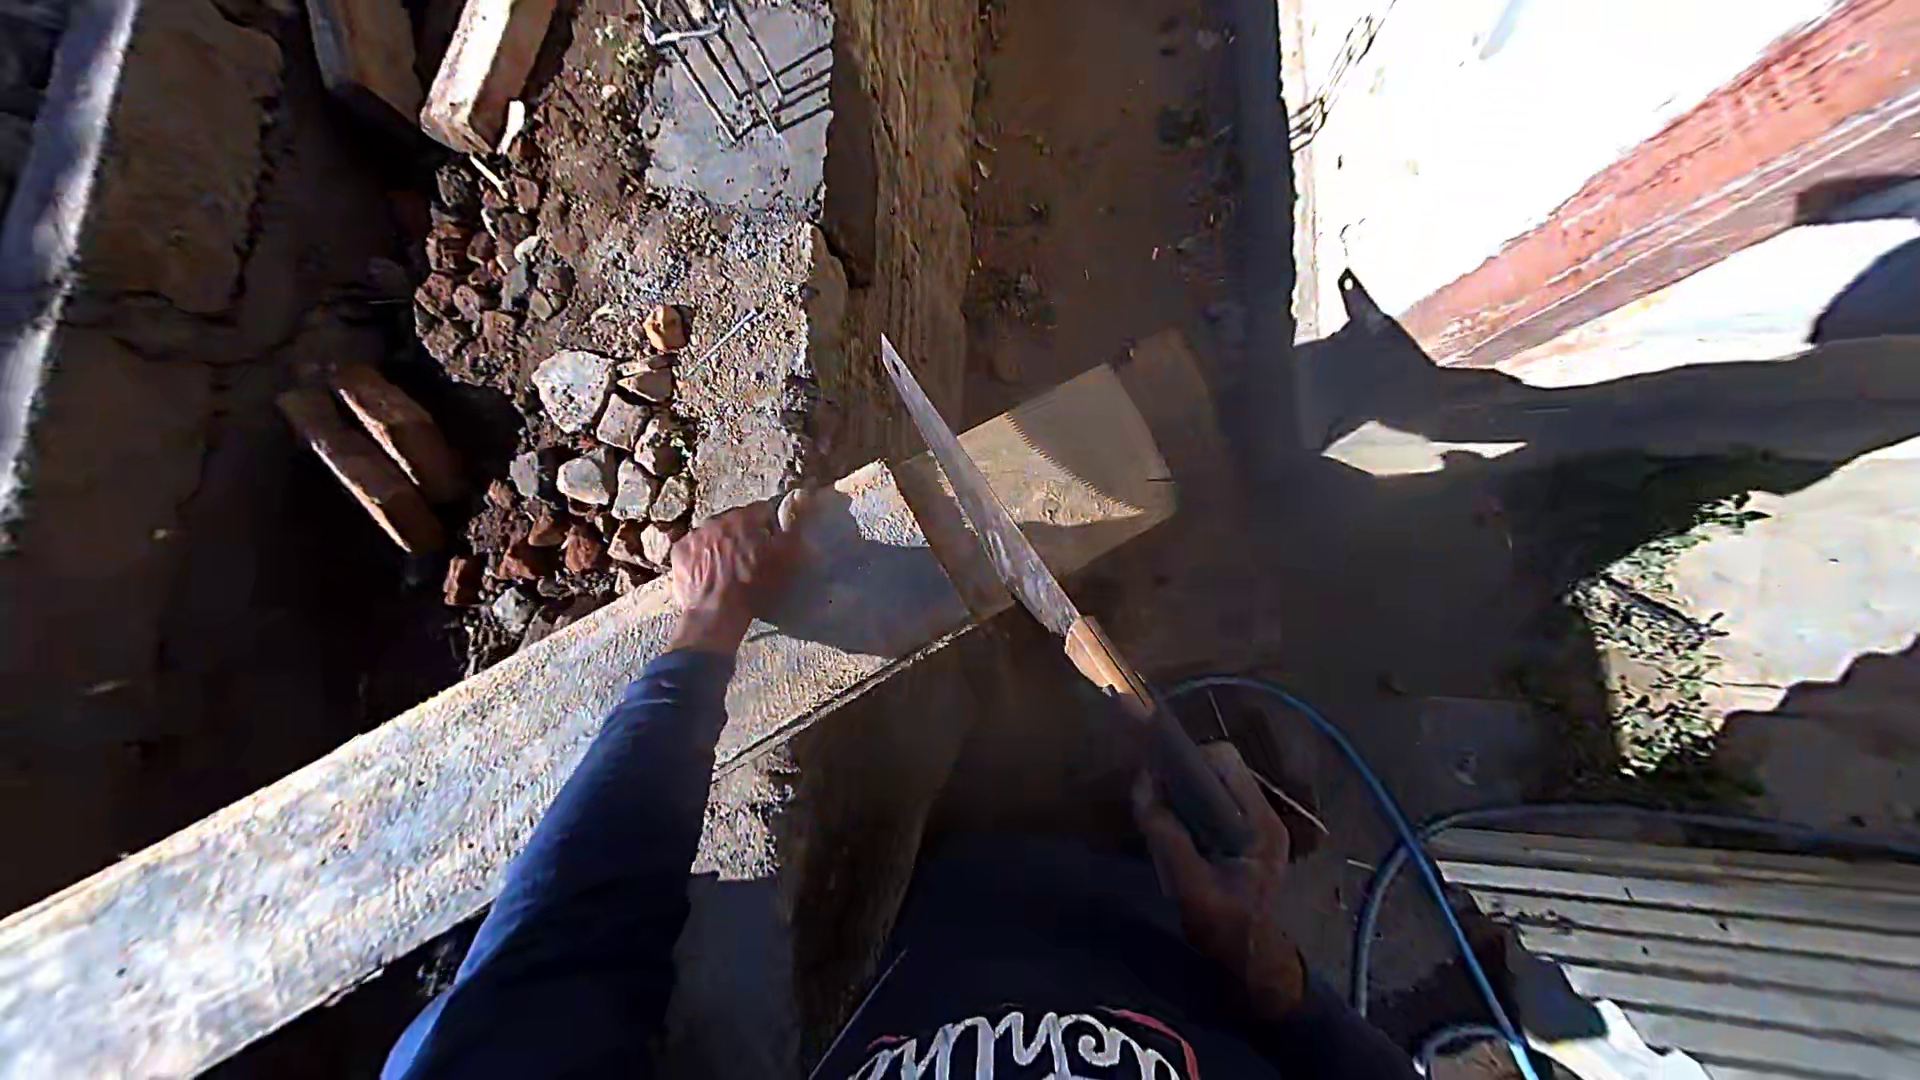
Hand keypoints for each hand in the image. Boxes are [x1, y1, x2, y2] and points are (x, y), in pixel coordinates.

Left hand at [666, 493, 808, 653]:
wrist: (716, 612)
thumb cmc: (753, 588)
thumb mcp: (784, 562)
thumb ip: (793, 535)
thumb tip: (800, 517)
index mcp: (744, 519)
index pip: (763, 510)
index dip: (771, 525)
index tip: (773, 540)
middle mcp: (717, 520)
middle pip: (737, 520)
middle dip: (745, 533)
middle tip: (752, 556)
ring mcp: (695, 534)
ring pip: (715, 532)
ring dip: (723, 543)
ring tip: (730, 566)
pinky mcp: (680, 551)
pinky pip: (695, 546)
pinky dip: (703, 555)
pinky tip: (711, 571)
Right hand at [1132, 742, 1306, 1018]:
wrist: (1247, 958)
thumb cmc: (1224, 927)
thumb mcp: (1192, 888)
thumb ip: (1168, 838)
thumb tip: (1143, 789)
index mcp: (1259, 823)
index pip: (1226, 761)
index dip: (1190, 758)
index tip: (1159, 775)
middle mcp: (1260, 813)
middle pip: (1216, 763)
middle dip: (1181, 770)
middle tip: (1154, 795)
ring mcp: (1251, 819)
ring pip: (1209, 777)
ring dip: (1180, 785)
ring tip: (1160, 810)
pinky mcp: (1237, 828)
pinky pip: (1207, 795)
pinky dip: (1184, 799)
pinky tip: (1171, 823)